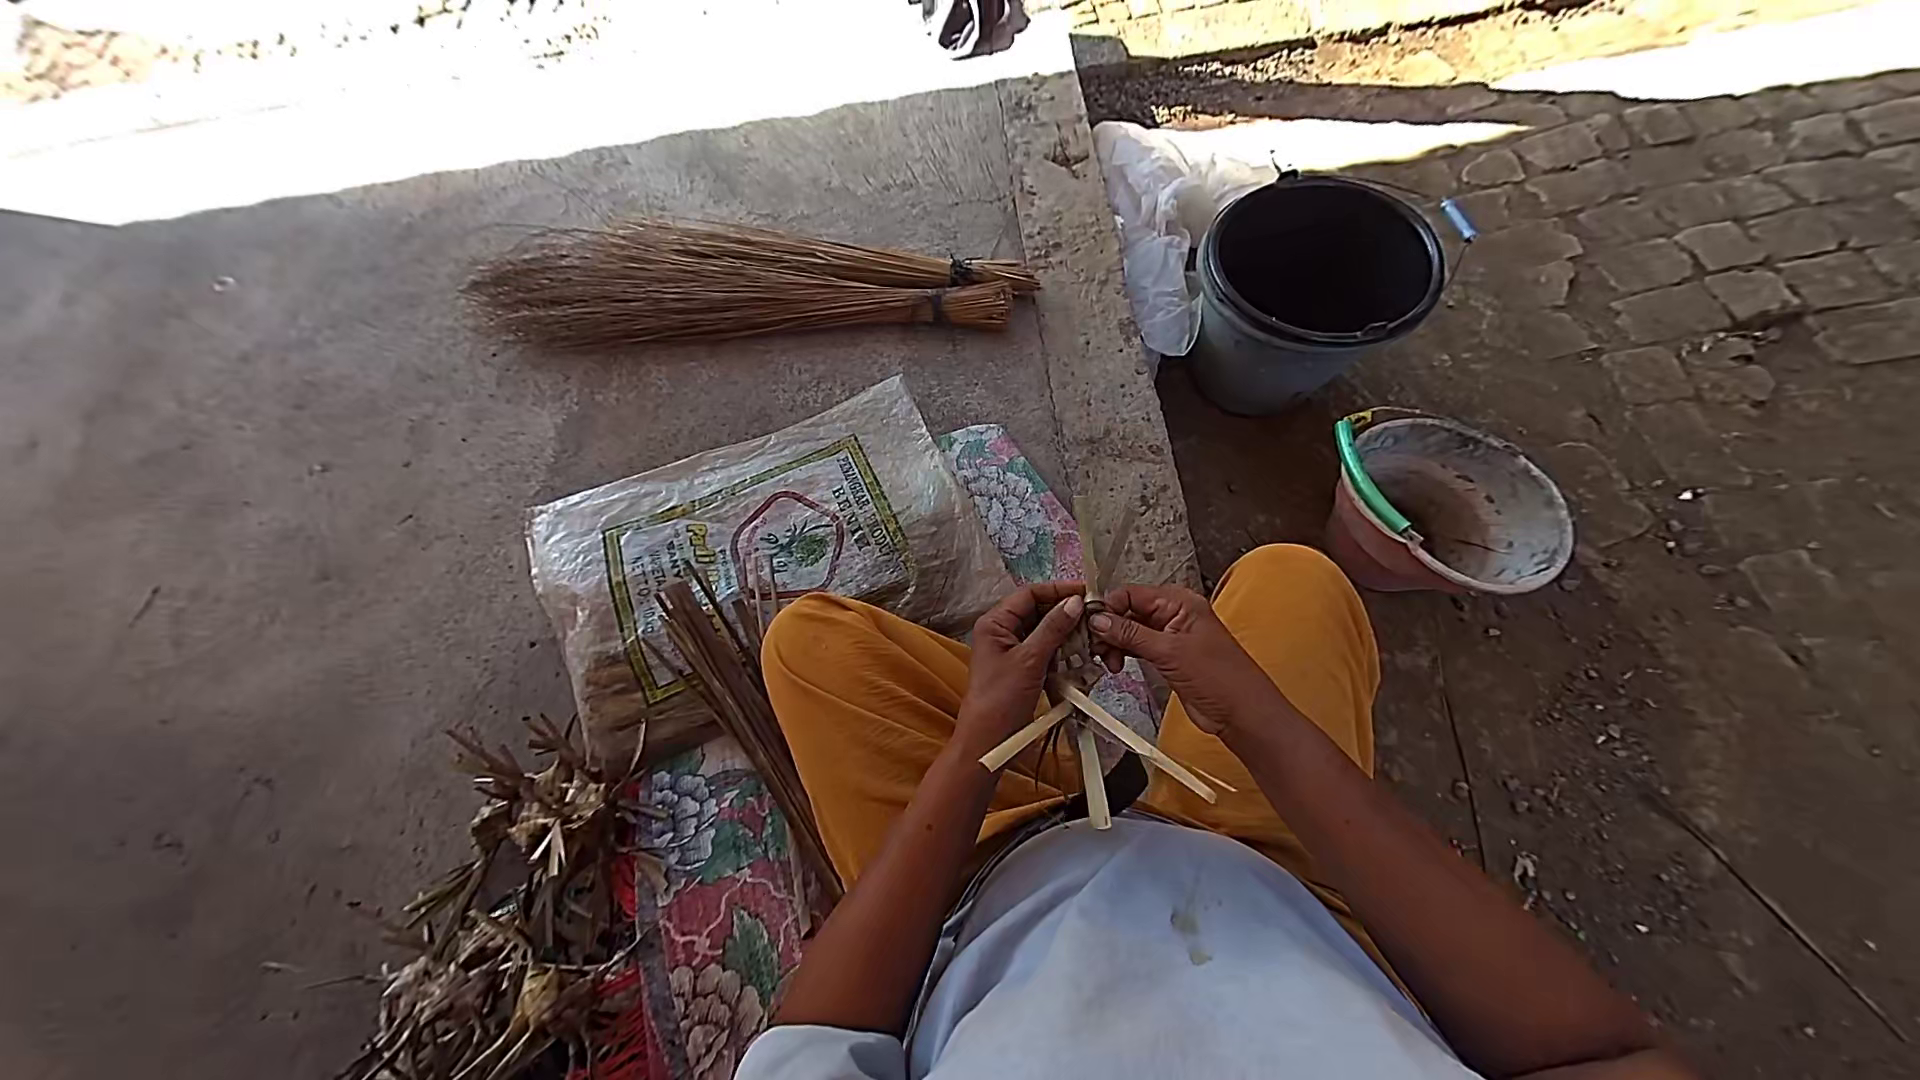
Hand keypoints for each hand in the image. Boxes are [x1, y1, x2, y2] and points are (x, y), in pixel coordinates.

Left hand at [956, 582, 1085, 755]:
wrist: (988, 741)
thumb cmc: (999, 699)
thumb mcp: (1029, 660)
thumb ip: (1053, 628)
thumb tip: (1074, 602)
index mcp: (995, 622)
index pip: (1029, 594)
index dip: (1057, 590)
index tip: (1085, 593)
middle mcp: (1003, 632)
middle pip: (1039, 612)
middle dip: (1066, 615)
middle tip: (1093, 618)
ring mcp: (1013, 651)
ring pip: (1046, 632)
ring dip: (1067, 635)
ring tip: (1090, 639)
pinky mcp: (1024, 668)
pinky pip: (1047, 652)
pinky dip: (1063, 653)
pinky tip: (1080, 658)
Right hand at [1088, 584, 1276, 735]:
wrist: (1241, 714)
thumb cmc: (1221, 678)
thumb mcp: (1169, 651)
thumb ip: (1130, 633)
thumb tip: (1099, 619)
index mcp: (1179, 602)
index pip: (1131, 594)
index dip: (1108, 607)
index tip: (1089, 625)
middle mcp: (1173, 614)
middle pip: (1127, 611)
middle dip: (1108, 627)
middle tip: (1095, 647)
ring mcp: (1169, 636)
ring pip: (1129, 630)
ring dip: (1114, 643)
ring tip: (1108, 661)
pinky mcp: (1166, 655)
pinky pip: (1136, 646)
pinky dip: (1123, 653)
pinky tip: (1115, 664)